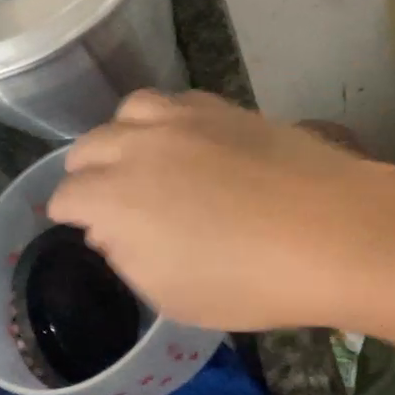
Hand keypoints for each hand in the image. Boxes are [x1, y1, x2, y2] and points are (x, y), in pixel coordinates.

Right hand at [47, 90, 394, 330]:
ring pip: (131, 109)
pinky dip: (169, 118)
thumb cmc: (247, 280)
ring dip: (126, 133)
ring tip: (145, 157)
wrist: (329, 228)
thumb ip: (127, 253)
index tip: (84, 227)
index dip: (69, 214)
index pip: (66, 194)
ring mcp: (185, 117)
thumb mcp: (170, 293)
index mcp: (112, 196)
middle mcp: (139, 144)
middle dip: (90, 171)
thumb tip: (111, 227)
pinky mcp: (225, 105)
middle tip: (111, 197)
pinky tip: (189, 140)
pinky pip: (178, 101)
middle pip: (91, 144)